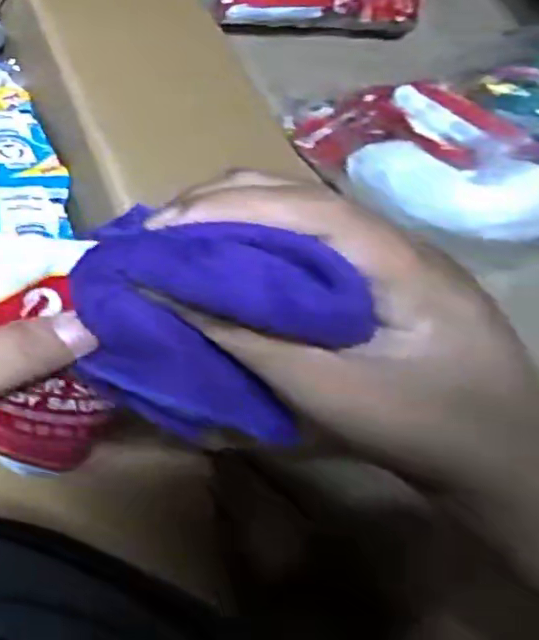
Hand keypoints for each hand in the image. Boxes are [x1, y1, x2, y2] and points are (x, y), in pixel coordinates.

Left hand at [0, 259, 97, 430]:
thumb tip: (90, 322)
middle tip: (110, 321)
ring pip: (0, 318)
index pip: (3, 258)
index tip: (100, 280)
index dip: (47, 264)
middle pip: (5, 289)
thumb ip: (24, 346)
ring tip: (93, 346)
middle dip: (50, 303)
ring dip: (36, 331)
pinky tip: (50, 371)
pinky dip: (17, 352)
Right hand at [147, 172, 538, 519]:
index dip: (224, 207)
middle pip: (284, 190)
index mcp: (403, 267)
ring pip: (280, 200)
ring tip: (167, 240)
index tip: (160, 231)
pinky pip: (286, 224)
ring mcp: (378, 250)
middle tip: (153, 235)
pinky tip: (205, 251)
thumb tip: (151, 289)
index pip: (305, 206)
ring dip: (215, 211)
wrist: (508, 464)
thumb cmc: (421, 428)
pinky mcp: (361, 265)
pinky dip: (233, 227)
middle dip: (206, 202)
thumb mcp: (323, 390)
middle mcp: (391, 242)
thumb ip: (235, 335)